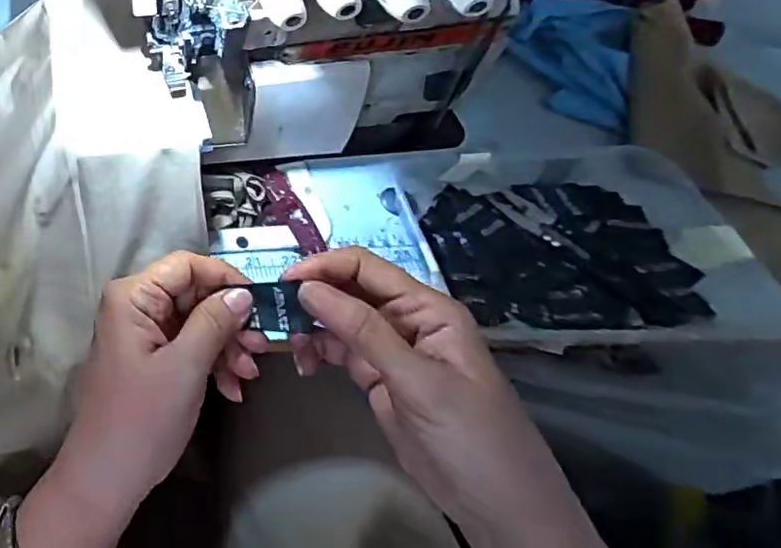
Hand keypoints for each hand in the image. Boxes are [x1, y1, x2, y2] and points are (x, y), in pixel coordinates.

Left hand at [17, 252, 257, 547]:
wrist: (105, 477)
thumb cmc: (141, 418)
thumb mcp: (185, 367)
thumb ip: (213, 323)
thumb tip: (242, 292)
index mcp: (132, 295)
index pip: (184, 265)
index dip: (224, 277)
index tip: (260, 299)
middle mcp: (134, 304)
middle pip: (192, 293)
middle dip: (228, 319)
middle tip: (260, 345)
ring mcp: (141, 330)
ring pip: (194, 320)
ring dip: (225, 344)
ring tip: (247, 374)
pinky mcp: (149, 355)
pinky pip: (187, 343)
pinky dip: (211, 361)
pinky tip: (232, 388)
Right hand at [284, 248, 603, 547]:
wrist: (503, 514)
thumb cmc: (473, 438)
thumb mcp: (418, 380)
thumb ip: (362, 330)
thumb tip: (308, 287)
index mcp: (427, 308)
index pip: (366, 267)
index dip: (324, 267)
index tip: (286, 280)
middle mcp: (406, 319)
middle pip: (348, 289)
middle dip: (313, 295)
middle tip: (277, 311)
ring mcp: (391, 348)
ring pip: (339, 319)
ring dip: (311, 325)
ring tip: (291, 344)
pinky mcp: (379, 376)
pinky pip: (340, 349)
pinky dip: (318, 351)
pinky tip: (306, 364)